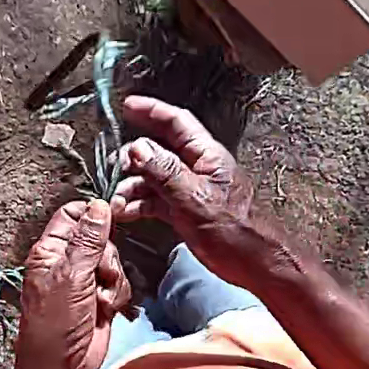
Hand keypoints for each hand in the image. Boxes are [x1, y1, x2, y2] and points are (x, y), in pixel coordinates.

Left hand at [6, 199, 129, 368]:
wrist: (63, 368)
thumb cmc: (54, 326)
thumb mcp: (72, 276)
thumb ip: (88, 239)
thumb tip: (99, 207)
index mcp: (50, 251)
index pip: (72, 215)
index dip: (93, 215)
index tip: (111, 220)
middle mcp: (66, 262)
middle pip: (100, 239)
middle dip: (107, 258)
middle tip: (98, 275)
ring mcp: (84, 281)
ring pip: (113, 262)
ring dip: (113, 281)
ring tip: (99, 299)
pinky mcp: (99, 298)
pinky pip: (118, 284)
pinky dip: (116, 296)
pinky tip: (104, 310)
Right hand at [112, 96, 282, 284]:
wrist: (251, 262)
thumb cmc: (235, 230)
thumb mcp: (195, 197)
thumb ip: (165, 172)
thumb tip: (138, 148)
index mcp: (207, 156)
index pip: (177, 122)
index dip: (152, 111)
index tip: (127, 105)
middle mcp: (197, 169)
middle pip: (159, 150)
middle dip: (134, 156)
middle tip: (117, 165)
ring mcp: (189, 190)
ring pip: (153, 178)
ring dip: (132, 186)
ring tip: (117, 198)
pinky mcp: (184, 211)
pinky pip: (155, 200)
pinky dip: (139, 204)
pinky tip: (126, 211)